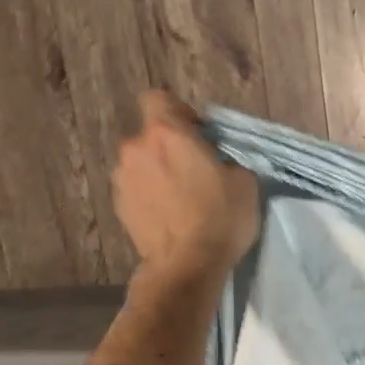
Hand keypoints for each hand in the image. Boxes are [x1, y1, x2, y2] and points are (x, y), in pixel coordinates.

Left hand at [113, 91, 259, 281]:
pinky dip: (152, 196)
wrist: (187, 265)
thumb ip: (226, 158)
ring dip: (159, 173)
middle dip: (172, 148)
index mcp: (167, 133)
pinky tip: (171, 217)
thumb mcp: (245, 182)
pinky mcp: (119, 204)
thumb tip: (215, 160)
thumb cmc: (221, 218)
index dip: (179, 112)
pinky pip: (137, 188)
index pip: (158, 98)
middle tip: (197, 173)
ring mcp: (122, 177)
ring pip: (143, 163)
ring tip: (183, 200)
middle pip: (153, 136)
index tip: (199, 134)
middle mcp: (136, 148)